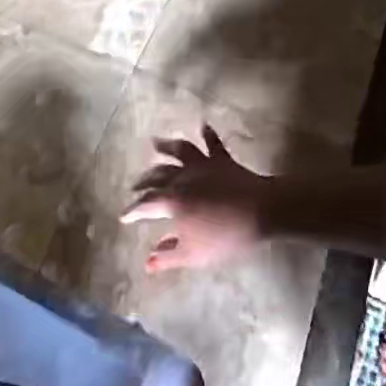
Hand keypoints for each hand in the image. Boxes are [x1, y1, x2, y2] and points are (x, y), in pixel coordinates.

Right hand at [120, 126, 270, 272]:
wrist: (261, 211)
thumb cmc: (225, 236)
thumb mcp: (194, 255)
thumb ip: (168, 256)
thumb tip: (148, 260)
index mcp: (174, 201)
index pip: (147, 204)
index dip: (134, 210)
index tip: (124, 215)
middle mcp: (184, 177)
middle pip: (160, 175)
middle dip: (145, 180)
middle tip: (135, 185)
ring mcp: (204, 165)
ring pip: (181, 151)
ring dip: (167, 146)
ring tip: (155, 142)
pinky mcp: (223, 160)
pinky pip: (213, 143)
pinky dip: (207, 133)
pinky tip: (203, 124)